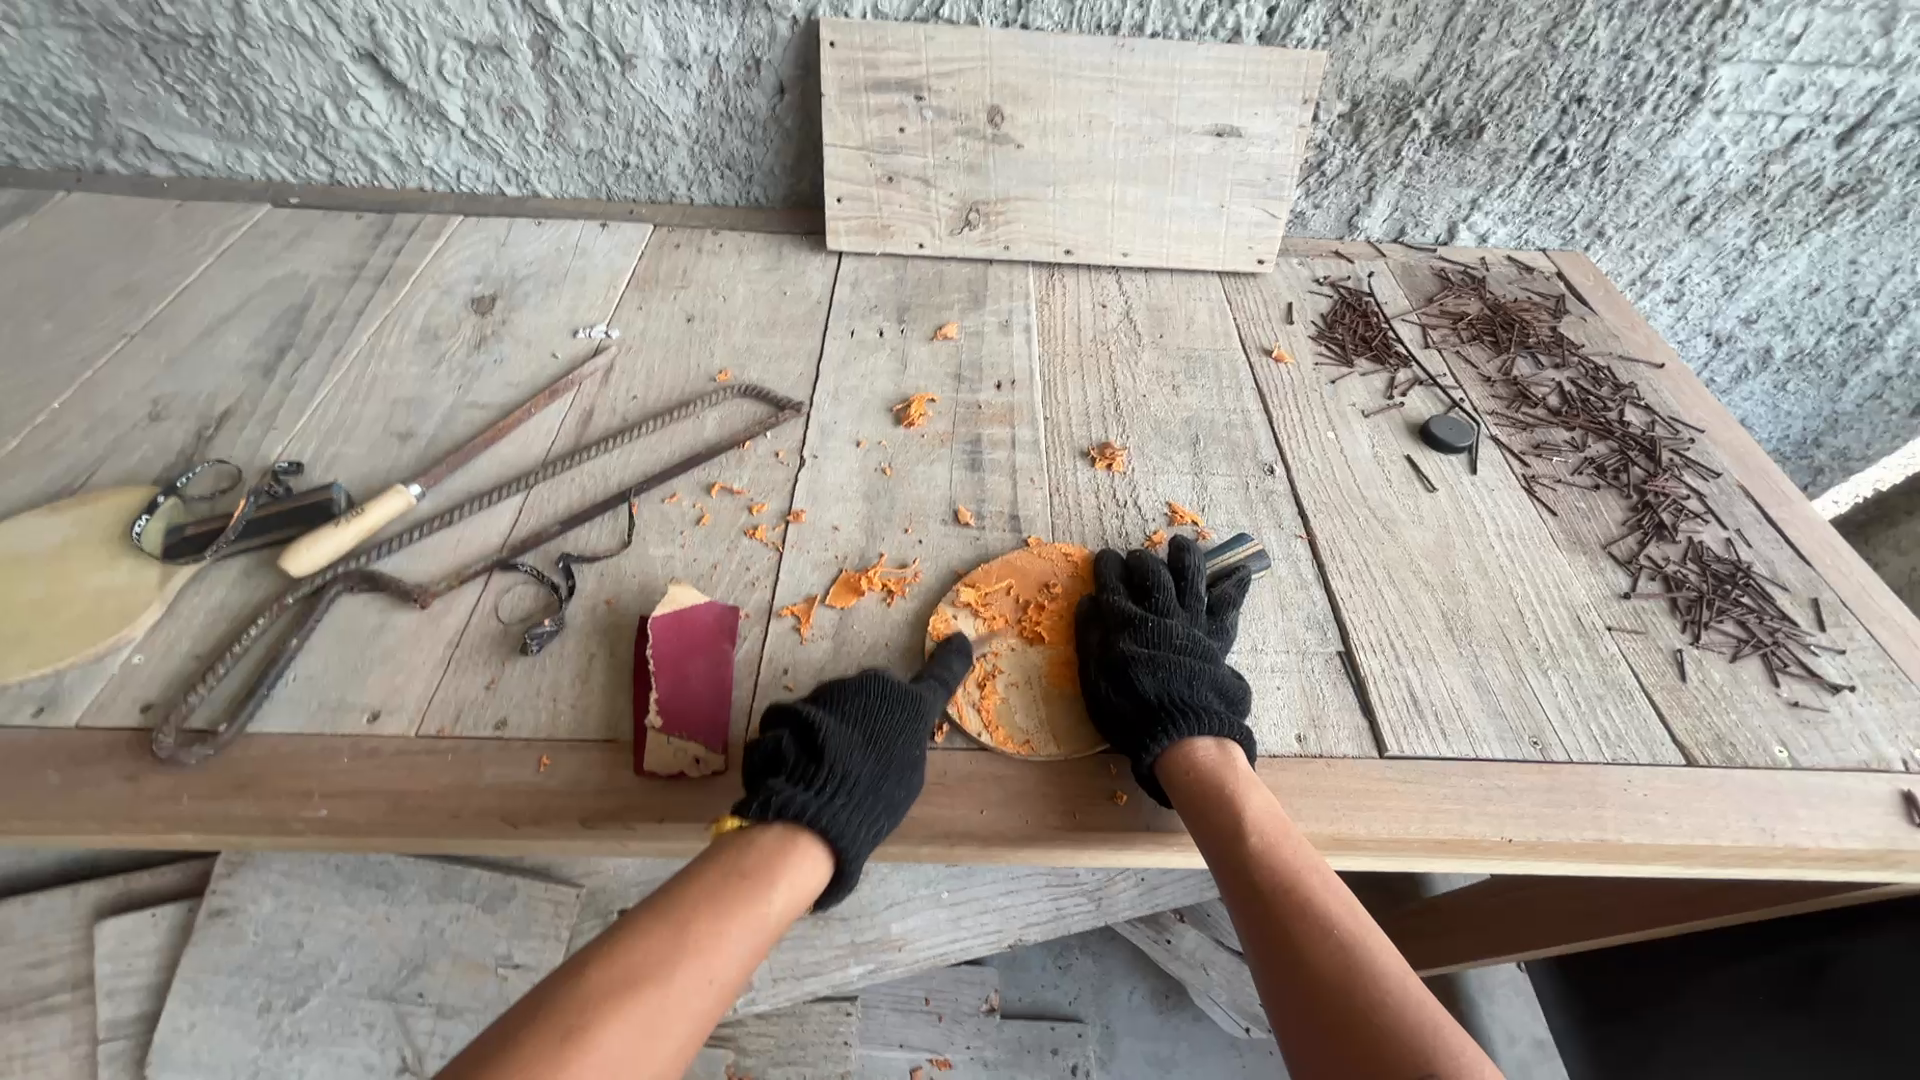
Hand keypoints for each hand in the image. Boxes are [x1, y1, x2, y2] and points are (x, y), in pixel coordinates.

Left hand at [733, 634, 973, 909]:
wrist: (810, 797)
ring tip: (832, 764)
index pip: (939, 678)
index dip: (951, 660)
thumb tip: (891, 734)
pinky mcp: (803, 701)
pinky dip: (814, 733)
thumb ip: (905, 743)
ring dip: (843, 724)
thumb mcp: (906, 776)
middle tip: (866, 751)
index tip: (959, 640)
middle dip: (877, 711)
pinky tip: (808, 761)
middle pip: (882, 692)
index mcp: (912, 705)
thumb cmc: (873, 796)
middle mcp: (877, 686)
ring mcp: (836, 689)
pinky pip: (816, 715)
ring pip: (846, 702)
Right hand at [1075, 534, 1256, 806]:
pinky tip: (1242, 572)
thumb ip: (1090, 637)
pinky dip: (1234, 589)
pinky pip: (1227, 608)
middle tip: (1136, 556)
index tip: (1104, 557)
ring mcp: (1191, 626)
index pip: (1112, 585)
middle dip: (1141, 560)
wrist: (1184, 736)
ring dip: (1185, 558)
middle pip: (1152, 576)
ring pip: (1191, 580)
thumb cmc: (1130, 713)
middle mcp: (1159, 617)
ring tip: (1182, 544)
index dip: (1107, 567)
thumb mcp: (1094, 680)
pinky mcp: (1215, 640)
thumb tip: (1089, 601)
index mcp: (1125, 625)